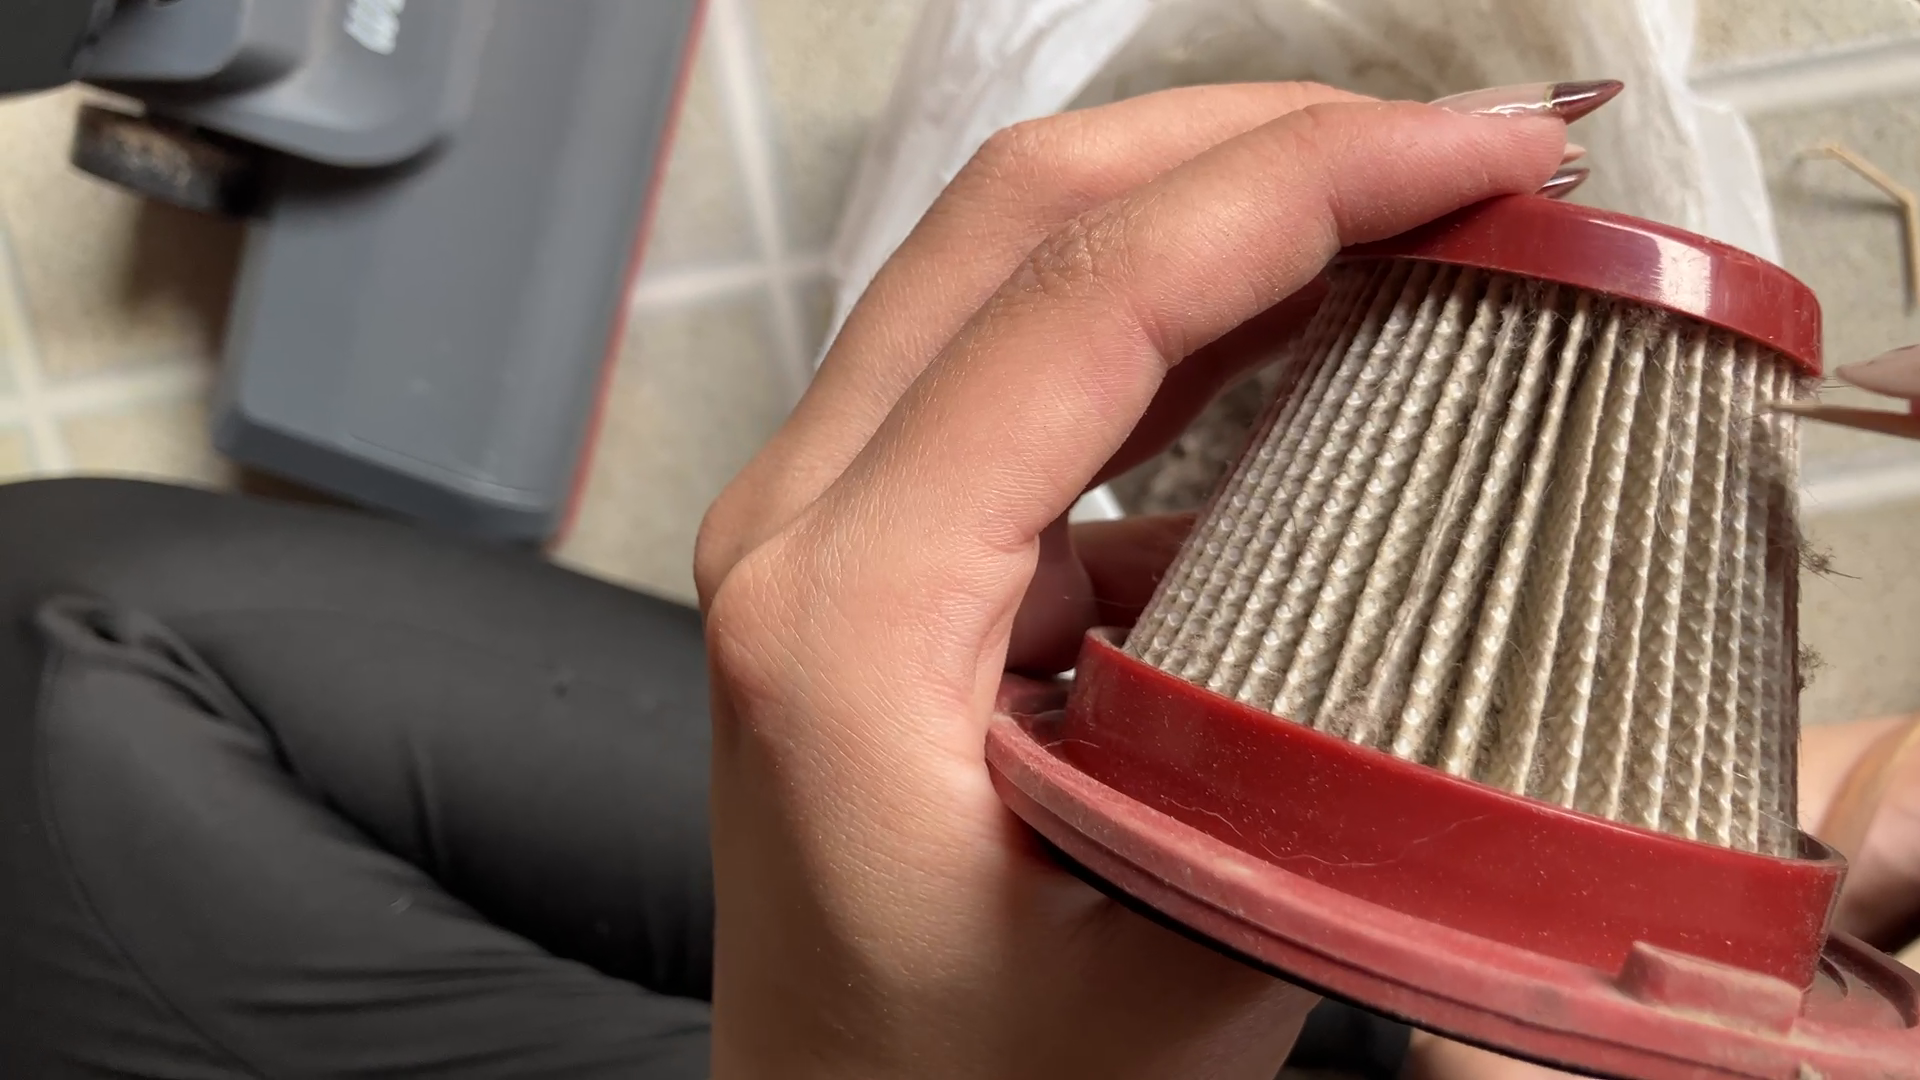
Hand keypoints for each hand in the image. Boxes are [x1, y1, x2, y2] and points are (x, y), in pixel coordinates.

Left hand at [694, 83, 1568, 1079]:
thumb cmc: (961, 1074)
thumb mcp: (1170, 920)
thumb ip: (1286, 711)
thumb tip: (1370, 511)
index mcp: (842, 614)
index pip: (1077, 307)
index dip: (1283, 193)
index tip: (1455, 150)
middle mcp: (798, 529)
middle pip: (1011, 230)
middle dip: (1226, 152)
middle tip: (1416, 149)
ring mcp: (814, 520)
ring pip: (997, 276)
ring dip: (1184, 216)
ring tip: (1359, 211)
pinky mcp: (858, 542)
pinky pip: (996, 376)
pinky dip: (1137, 328)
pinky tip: (1252, 339)